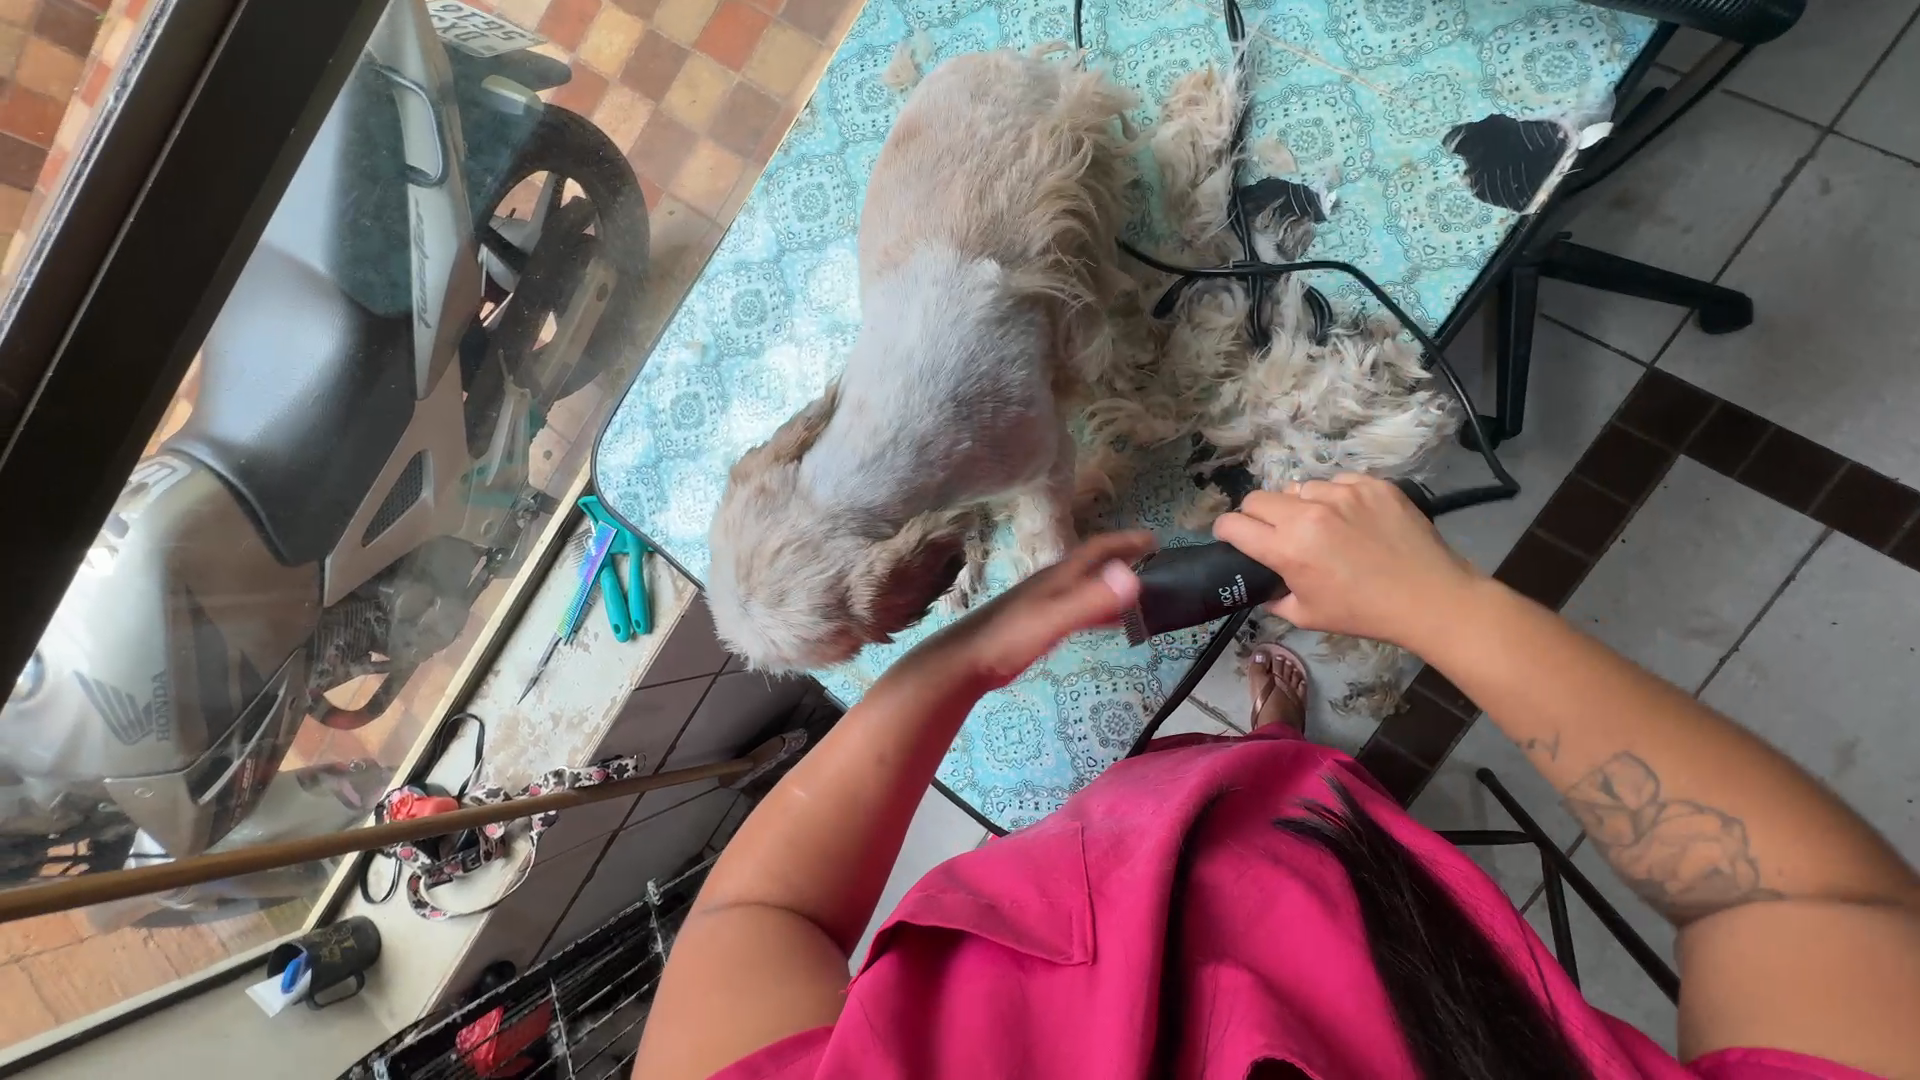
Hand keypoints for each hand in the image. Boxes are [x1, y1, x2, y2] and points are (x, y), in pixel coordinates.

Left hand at [916, 531, 1155, 691]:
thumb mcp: (1054, 618)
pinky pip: (1076, 611)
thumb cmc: (1009, 638)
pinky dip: (1096, 611)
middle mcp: (1051, 584)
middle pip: (1091, 565)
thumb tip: (1132, 576)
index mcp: (1058, 577)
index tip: (1153, 539)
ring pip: (1084, 587)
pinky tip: (1104, 625)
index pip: (1096, 550)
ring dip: (1110, 586)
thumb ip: (1090, 600)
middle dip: (1121, 560)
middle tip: (1151, 562)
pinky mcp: (1037, 625)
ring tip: (1138, 595)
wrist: (966, 661)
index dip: (1124, 542)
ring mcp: (1043, 604)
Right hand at [1212, 475, 1481, 648]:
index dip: (1224, 531)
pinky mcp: (1371, 484)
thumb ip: (1274, 598)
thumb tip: (1263, 587)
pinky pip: (1335, 482)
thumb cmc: (1364, 612)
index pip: (1233, 524)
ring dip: (1297, 505)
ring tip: (1319, 526)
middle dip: (1255, 515)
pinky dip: (1333, 498)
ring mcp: (1342, 494)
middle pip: (1257, 498)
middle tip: (1272, 533)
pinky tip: (1348, 518)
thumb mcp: (1306, 616)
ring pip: (1297, 488)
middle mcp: (1308, 513)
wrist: (1430, 597)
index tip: (1230, 538)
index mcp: (1288, 548)